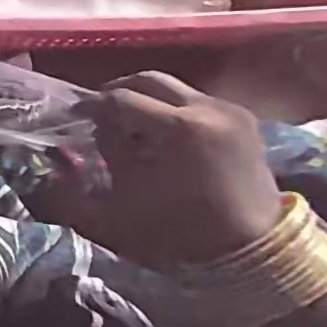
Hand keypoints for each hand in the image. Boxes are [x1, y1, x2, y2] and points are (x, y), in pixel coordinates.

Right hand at [68, 72, 282, 266]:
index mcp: (178, 128)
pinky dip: (172, 109)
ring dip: (146, 99)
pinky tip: (161, 132)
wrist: (251, 245)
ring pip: (174, 88)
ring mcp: (229, 110)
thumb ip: (108, 153)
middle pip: (150, 80)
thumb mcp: (127, 196)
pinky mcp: (243, 119)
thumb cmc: (181, 227)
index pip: (122, 99)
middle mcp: (207, 108)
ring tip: (129, 122)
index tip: (76, 114)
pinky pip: (197, 101)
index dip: (93, 105)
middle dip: (118, 90)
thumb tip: (97, 128)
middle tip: (99, 108)